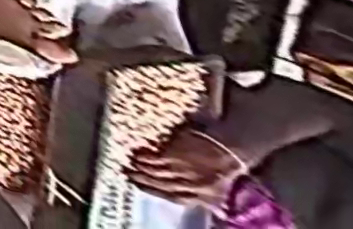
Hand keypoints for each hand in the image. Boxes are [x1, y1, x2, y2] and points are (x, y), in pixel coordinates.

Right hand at [127, 128, 249, 210]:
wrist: (225, 150)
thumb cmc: (220, 170)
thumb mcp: (216, 189)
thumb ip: (202, 196)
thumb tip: (193, 201)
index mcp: (204, 196)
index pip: (175, 198)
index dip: (154, 192)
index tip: (138, 185)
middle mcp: (192, 186)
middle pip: (161, 184)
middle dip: (142, 179)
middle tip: (127, 173)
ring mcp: (182, 171)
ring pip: (155, 171)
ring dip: (140, 167)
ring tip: (130, 162)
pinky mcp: (174, 156)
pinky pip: (154, 159)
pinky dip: (143, 157)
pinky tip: (137, 153)